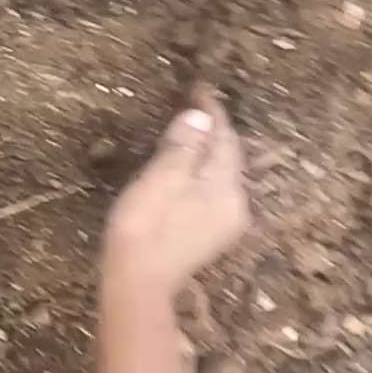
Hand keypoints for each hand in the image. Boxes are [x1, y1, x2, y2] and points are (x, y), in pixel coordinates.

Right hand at [103, 87, 249, 297]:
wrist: (137, 284)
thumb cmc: (144, 229)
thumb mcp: (160, 182)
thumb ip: (182, 149)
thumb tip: (200, 117)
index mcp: (226, 189)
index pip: (225, 139)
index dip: (212, 112)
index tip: (200, 88)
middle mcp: (234, 205)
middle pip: (227, 158)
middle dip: (213, 131)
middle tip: (194, 106)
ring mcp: (222, 224)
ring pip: (219, 176)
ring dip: (206, 152)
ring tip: (188, 133)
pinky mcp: (206, 236)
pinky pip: (209, 192)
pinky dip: (198, 173)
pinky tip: (183, 172)